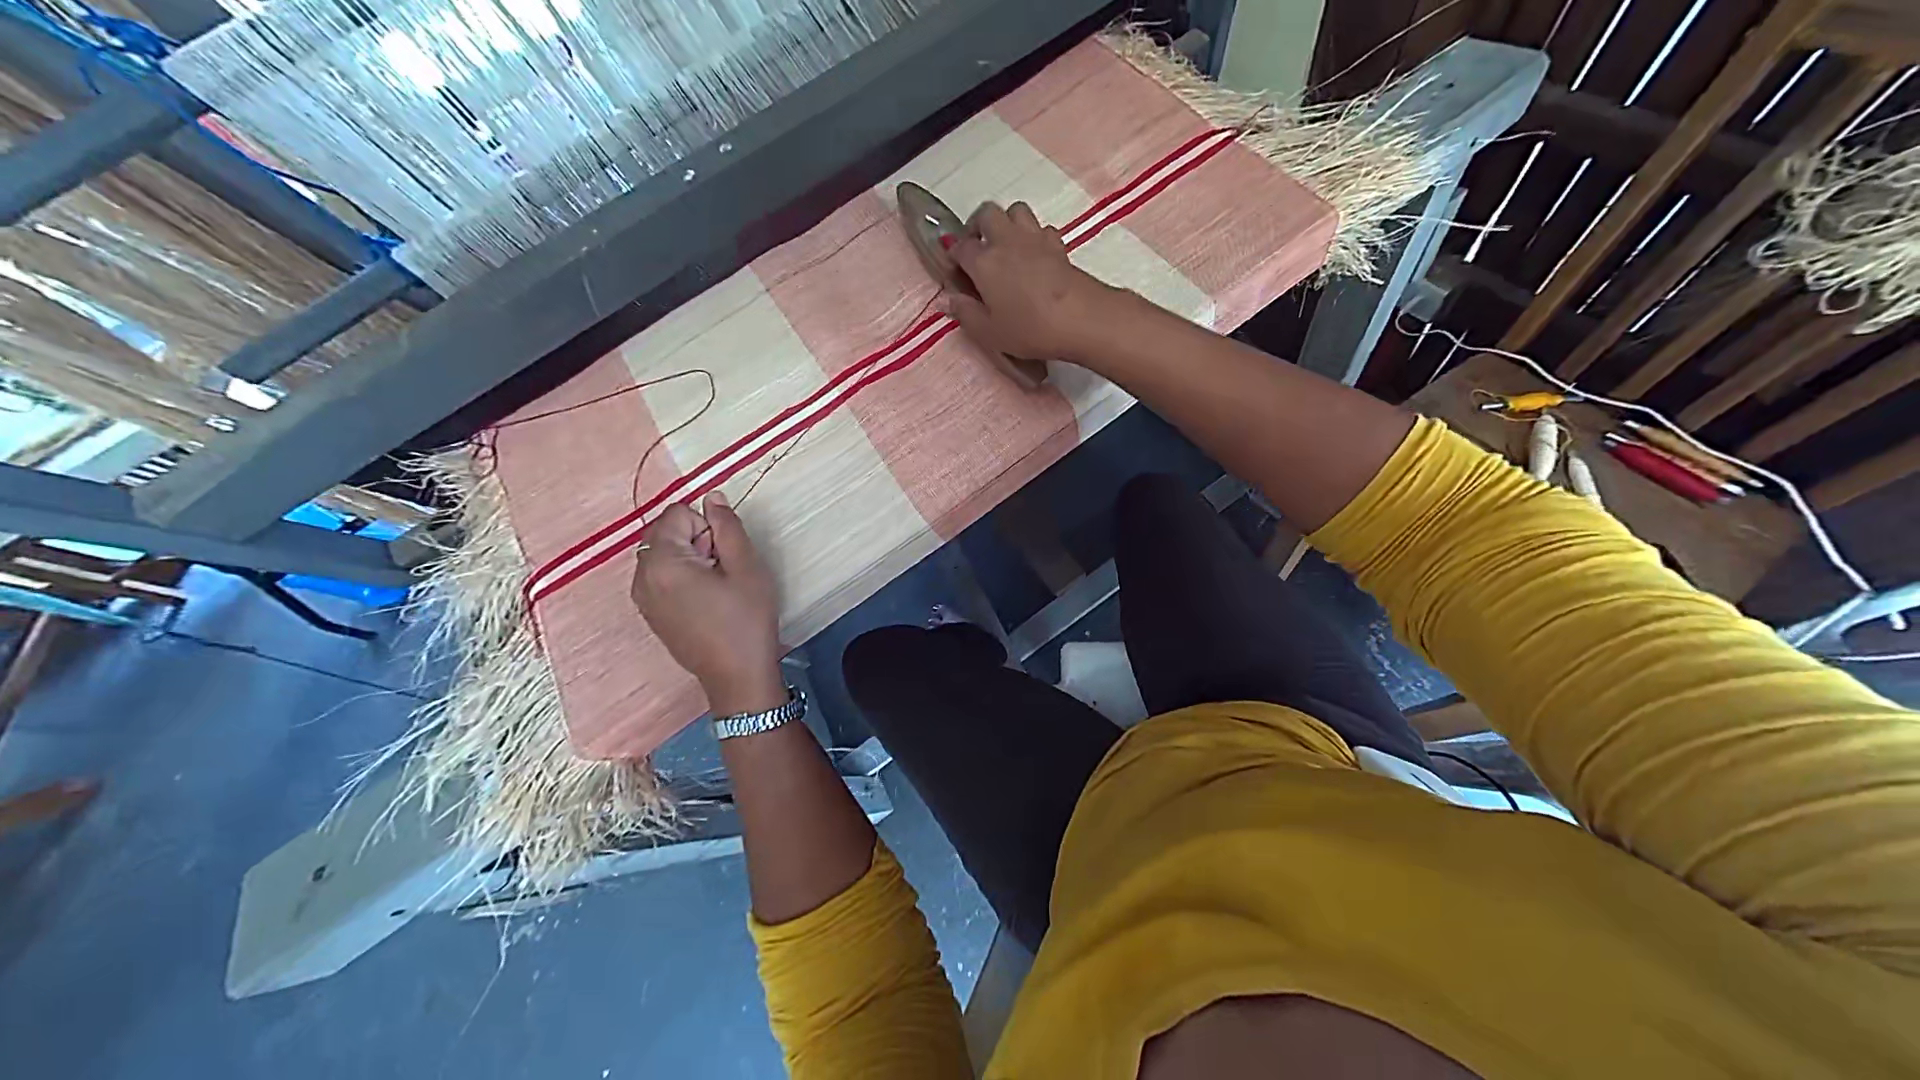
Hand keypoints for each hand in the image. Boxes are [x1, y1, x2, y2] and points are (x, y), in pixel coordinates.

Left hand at [630, 493, 786, 714]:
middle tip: (723, 572)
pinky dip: (681, 578)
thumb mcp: (747, 568)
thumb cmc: (746, 621)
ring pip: (664, 554)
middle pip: (666, 532)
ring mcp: (642, 598)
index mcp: (662, 563)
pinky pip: (660, 577)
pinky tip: (706, 602)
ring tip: (716, 588)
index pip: (677, 513)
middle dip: (696, 540)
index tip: (724, 556)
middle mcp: (641, 577)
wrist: (737, 676)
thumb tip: (713, 497)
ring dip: (690, 559)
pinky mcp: (649, 613)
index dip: (707, 527)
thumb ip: (727, 526)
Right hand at [944, 201, 1129, 364]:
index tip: (956, 272)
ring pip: (1016, 211)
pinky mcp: (1058, 245)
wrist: (1081, 319)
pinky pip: (1041, 228)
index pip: (960, 247)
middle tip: (978, 249)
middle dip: (978, 226)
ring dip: (1007, 223)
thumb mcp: (990, 332)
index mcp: (983, 261)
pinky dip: (1034, 236)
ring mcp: (1035, 238)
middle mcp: (1006, 241)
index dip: (954, 257)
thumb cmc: (1030, 328)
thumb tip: (947, 300)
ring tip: (1006, 247)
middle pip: (987, 213)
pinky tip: (1035, 256)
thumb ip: (966, 313)